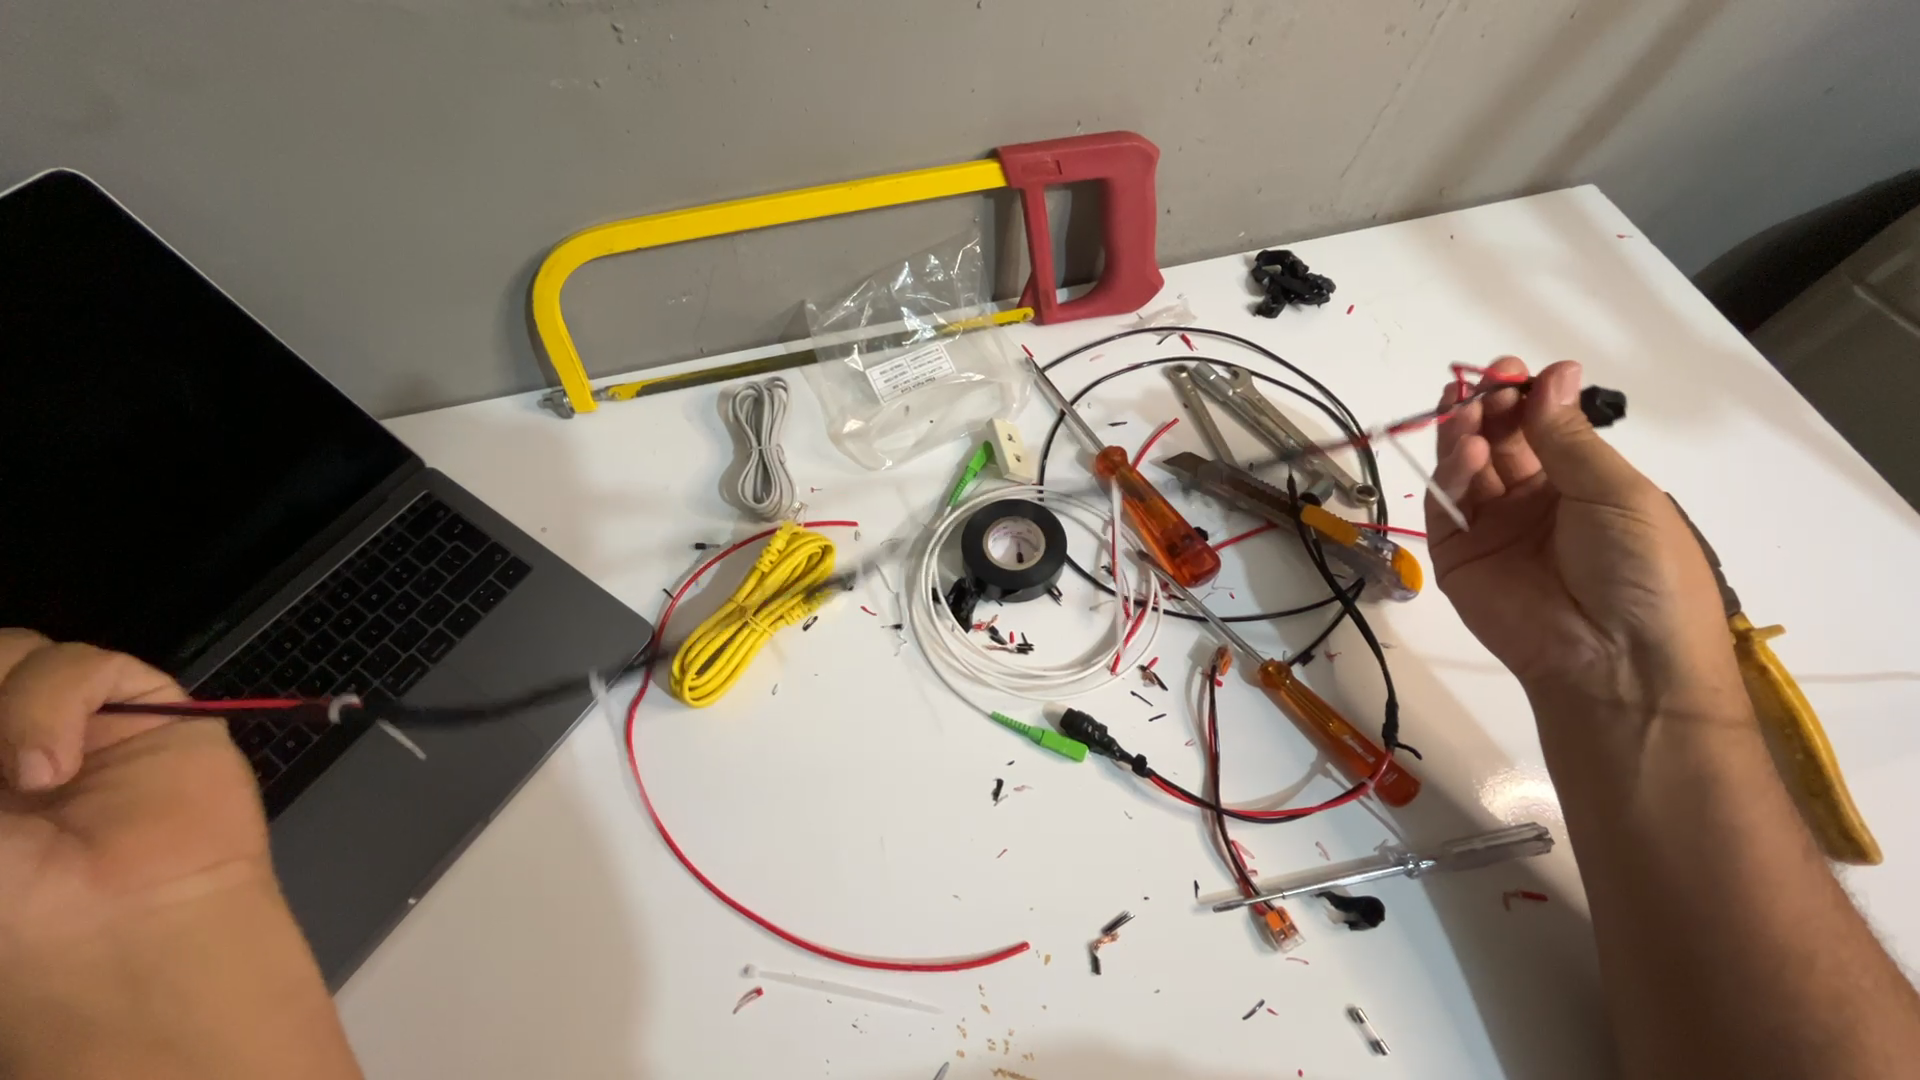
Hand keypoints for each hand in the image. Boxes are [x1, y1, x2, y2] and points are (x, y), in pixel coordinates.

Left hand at [0, 630, 359, 1078]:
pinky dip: (57, 703)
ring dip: (5, 698)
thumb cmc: (6, 900)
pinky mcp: (148, 709)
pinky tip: (55, 766)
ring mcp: (79, 721)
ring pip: (19, 653)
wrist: (117, 921)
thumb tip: (6, 737)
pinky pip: (86, 665)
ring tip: (15, 772)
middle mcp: (8, 741)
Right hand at [1426, 359, 1743, 719]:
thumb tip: (1554, 373)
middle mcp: (1532, 501)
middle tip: (1488, 381)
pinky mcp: (1455, 554)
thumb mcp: (1617, 492)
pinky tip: (1465, 450)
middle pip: (1499, 442)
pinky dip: (1449, 474)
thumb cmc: (1640, 569)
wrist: (1613, 658)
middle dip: (1492, 406)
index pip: (1544, 430)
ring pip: (1466, 468)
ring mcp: (1490, 527)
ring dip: (1466, 432)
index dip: (1530, 398)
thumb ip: (1568, 437)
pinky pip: (1445, 506)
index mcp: (1583, 485)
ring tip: (1468, 407)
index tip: (1520, 370)